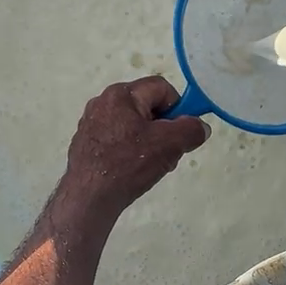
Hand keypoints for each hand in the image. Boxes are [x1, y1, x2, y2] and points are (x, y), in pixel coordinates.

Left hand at [48, 76, 208, 235]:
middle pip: (147, 106)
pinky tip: (131, 171)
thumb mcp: (169, 145)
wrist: (89, 196)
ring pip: (133, 125)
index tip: (181, 133)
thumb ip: (191, 130)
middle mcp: (103, 101)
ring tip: (150, 166)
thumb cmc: (128, 164)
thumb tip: (200, 127)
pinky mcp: (86, 143)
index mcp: (122, 94)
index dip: (178, 107)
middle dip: (163, 128)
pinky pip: (117, 139)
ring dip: (149, 142)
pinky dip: (129, 151)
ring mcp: (91, 122)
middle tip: (168, 152)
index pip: (161, 88)